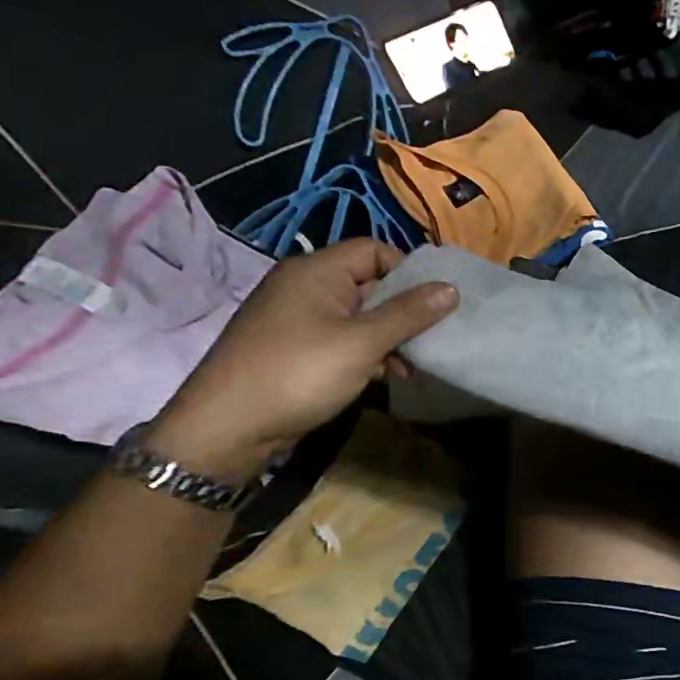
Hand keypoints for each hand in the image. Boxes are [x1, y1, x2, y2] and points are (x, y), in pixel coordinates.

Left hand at [151, 240, 457, 478]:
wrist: (227, 429)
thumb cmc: (298, 374)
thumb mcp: (362, 343)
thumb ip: (409, 315)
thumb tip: (452, 288)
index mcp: (316, 271)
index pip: (374, 250)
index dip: (408, 271)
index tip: (434, 304)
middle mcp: (305, 287)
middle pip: (369, 284)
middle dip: (404, 311)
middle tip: (432, 339)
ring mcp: (298, 319)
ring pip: (359, 316)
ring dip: (389, 338)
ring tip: (412, 367)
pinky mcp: (295, 349)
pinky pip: (341, 339)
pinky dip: (367, 353)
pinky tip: (385, 377)